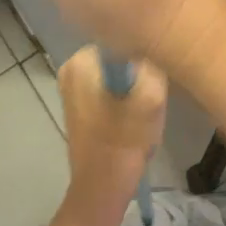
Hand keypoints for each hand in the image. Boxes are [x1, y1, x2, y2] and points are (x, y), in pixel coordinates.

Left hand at [56, 47, 166, 203]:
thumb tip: (150, 49)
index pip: (126, 38)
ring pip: (117, 73)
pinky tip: (131, 118)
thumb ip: (152, 61)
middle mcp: (70, 67)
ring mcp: (71, 87)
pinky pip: (109, 87)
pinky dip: (123, 98)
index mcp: (82, 60)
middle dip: (139, 73)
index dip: (146, 56)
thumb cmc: (125, 140)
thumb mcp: (152, 95)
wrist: (102, 186)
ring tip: (141, 110)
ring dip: (133, 87)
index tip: (155, 79)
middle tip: (151, 98)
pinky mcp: (78, 104)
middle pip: (121, 55)